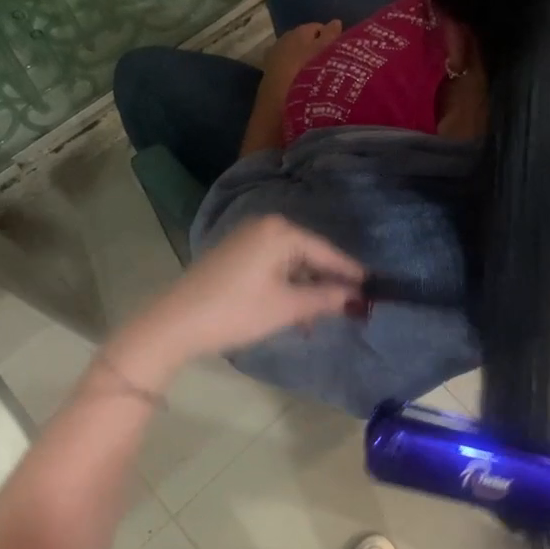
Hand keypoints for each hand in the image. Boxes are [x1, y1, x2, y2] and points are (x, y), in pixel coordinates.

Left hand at [106, 216, 362, 381]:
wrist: (176, 323)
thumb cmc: (237, 311)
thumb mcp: (287, 308)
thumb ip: (326, 299)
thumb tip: (356, 297)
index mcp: (281, 231)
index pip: (327, 252)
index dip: (350, 273)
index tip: (373, 289)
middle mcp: (266, 225)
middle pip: (309, 254)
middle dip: (327, 283)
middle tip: (348, 308)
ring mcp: (247, 237)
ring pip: (291, 262)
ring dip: (306, 289)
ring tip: (318, 318)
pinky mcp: (235, 253)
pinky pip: (273, 265)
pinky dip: (286, 285)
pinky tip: (293, 310)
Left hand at [262, 21, 343, 96]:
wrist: (279, 105)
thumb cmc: (308, 73)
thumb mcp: (325, 51)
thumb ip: (331, 35)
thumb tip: (336, 21)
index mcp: (298, 32)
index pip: (317, 28)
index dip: (330, 37)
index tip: (341, 52)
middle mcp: (283, 41)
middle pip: (304, 41)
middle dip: (316, 49)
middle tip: (332, 64)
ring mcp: (273, 59)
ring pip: (295, 55)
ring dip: (306, 62)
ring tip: (320, 76)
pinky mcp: (269, 77)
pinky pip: (288, 70)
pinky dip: (297, 74)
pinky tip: (305, 85)